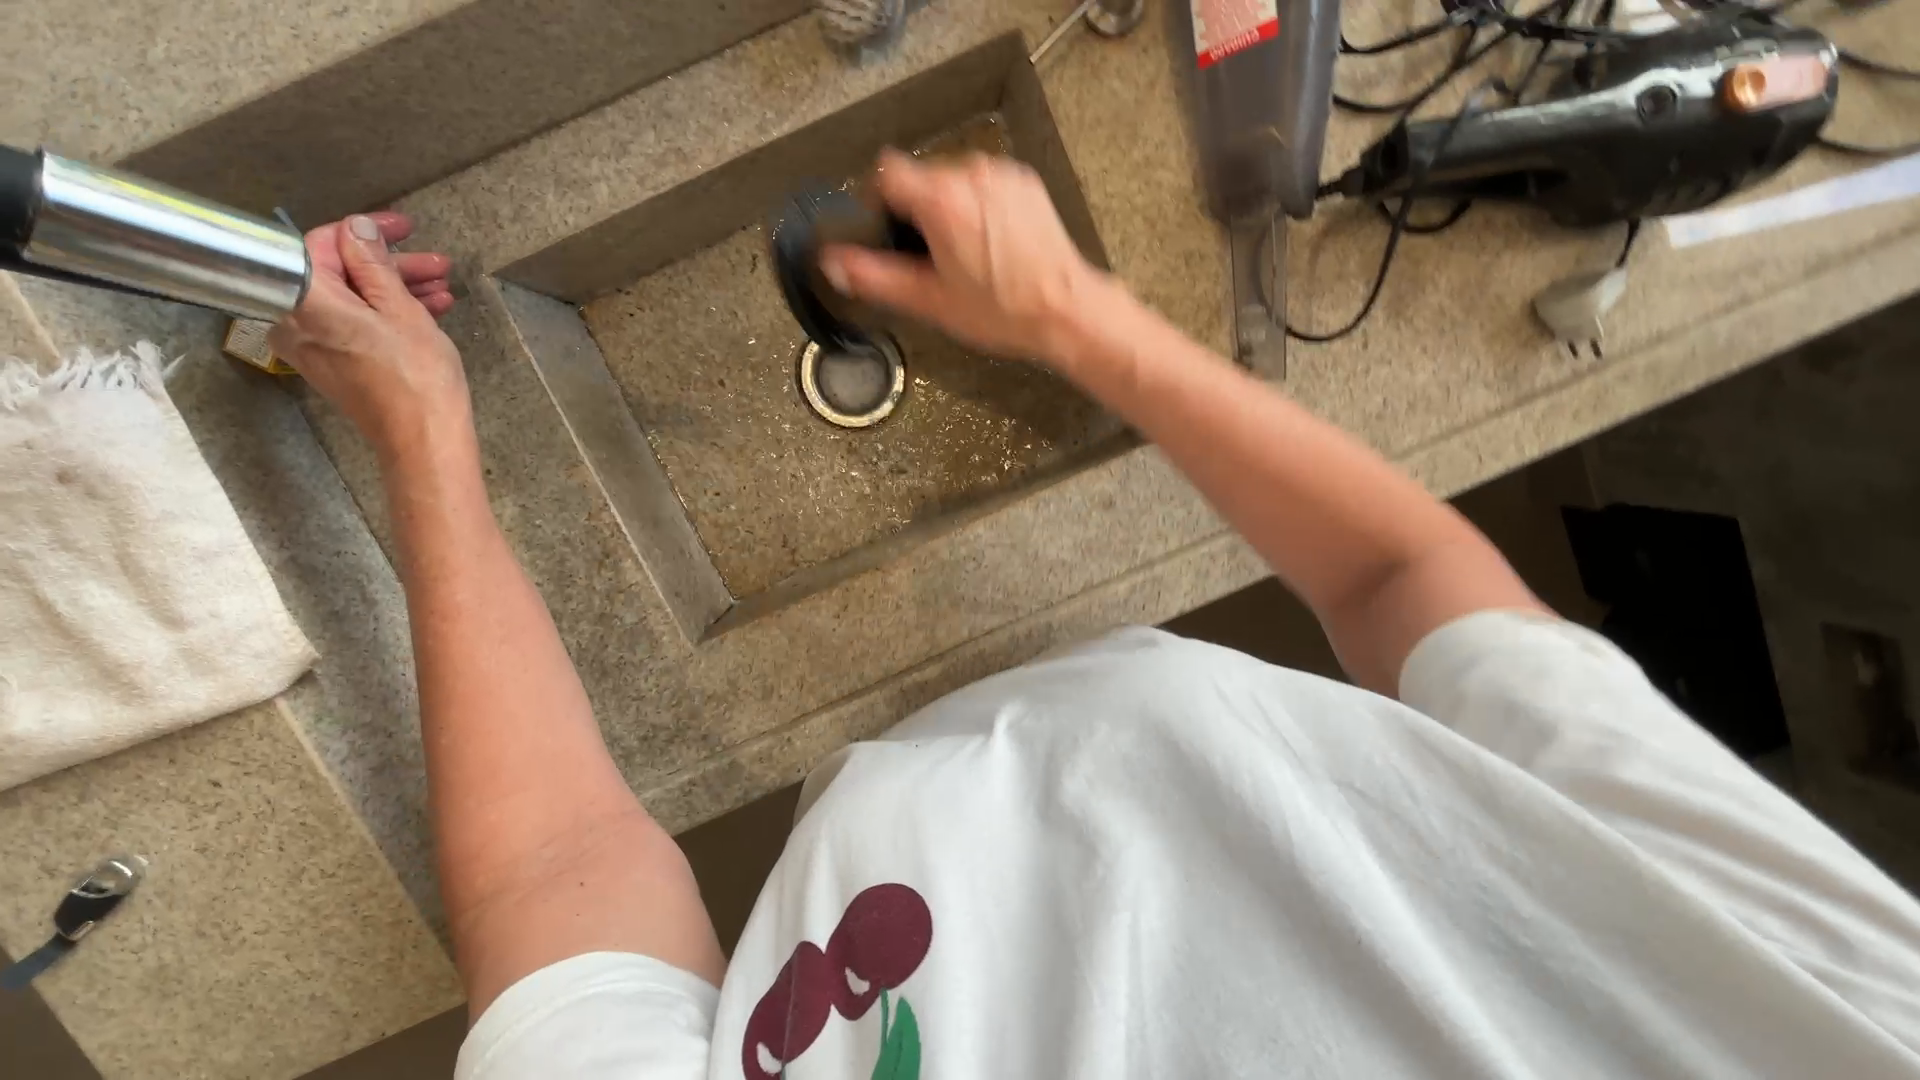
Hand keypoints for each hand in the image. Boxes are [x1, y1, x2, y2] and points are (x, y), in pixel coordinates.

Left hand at [269, 213, 467, 463]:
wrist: (424, 439)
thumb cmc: (417, 376)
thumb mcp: (403, 311)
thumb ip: (374, 266)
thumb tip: (357, 229)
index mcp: (304, 300)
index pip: (324, 246)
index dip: (365, 231)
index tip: (405, 228)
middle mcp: (294, 319)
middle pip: (338, 274)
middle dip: (389, 265)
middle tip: (437, 263)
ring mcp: (312, 345)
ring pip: (351, 300)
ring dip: (396, 290)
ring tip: (443, 289)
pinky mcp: (333, 364)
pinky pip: (354, 324)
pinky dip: (387, 314)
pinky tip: (428, 312)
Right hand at [819, 149, 1104, 365]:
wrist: (1065, 312)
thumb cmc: (1004, 311)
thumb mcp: (930, 301)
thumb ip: (874, 278)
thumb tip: (833, 264)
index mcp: (942, 199)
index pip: (885, 172)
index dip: (878, 202)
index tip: (886, 230)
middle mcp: (971, 174)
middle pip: (921, 179)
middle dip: (917, 213)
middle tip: (931, 258)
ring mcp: (1002, 175)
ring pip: (953, 183)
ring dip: (949, 211)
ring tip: (965, 257)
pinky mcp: (1024, 183)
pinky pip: (984, 186)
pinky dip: (978, 209)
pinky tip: (989, 247)